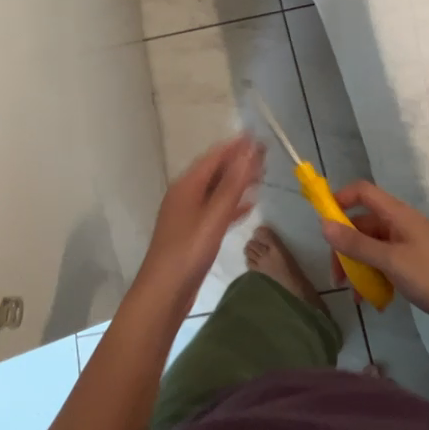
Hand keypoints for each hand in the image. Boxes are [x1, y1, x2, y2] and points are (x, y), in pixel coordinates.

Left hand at [140, 136, 264, 292]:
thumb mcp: (213, 217)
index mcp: (187, 185)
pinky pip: (216, 209)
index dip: (236, 145)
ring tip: (261, 176)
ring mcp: (189, 213)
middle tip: (264, 155)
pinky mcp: (194, 232)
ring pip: (216, 190)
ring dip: (237, 182)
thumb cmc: (188, 252)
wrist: (164, 293)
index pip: (214, 156)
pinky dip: (232, 203)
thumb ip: (232, 185)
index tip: (257, 136)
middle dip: (238, 162)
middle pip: (215, 171)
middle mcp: (186, 194)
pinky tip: (248, 207)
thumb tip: (248, 152)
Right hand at [322, 181, 428, 320]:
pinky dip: (375, 277)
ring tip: (354, 294)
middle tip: (337, 277)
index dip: (340, 200)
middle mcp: (401, 224)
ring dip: (359, 267)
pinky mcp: (414, 265)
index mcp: (398, 214)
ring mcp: (408, 245)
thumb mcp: (390, 262)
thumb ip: (356, 244)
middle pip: (363, 225)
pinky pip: (385, 263)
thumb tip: (322, 224)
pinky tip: (373, 300)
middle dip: (346, 248)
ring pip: (372, 248)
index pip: (363, 192)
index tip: (324, 223)